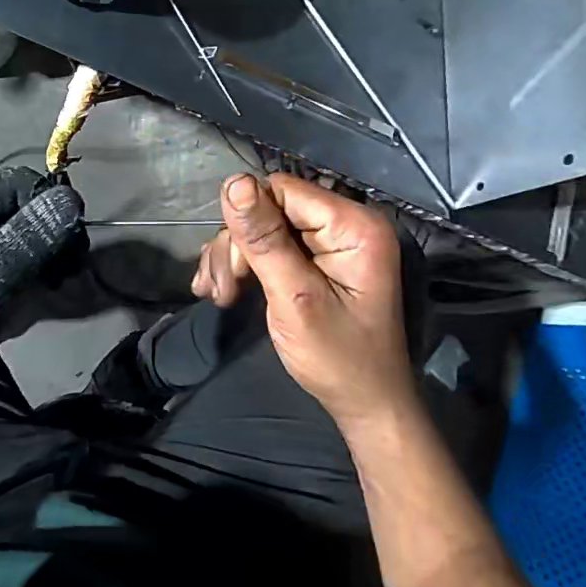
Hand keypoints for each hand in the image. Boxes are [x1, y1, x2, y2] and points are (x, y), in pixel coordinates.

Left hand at [0, 167, 81, 429]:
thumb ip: (30, 236)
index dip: (50, 205)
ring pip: (13, 234)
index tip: (75, 241)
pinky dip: (25, 271)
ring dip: (41, 253)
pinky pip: (3, 259)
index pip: (14, 183)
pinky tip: (35, 291)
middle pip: (15, 207)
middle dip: (48, 232)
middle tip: (68, 268)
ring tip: (55, 282)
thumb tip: (71, 198)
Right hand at [193, 174, 413, 426]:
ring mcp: (329, 242)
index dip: (249, 222)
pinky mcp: (315, 259)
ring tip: (221, 298)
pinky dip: (242, 267)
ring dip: (233, 260)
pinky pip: (268, 247)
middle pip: (268, 209)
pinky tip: (222, 292)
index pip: (282, 190)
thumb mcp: (295, 298)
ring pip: (261, 228)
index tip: (235, 271)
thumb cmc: (338, 358)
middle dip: (237, 248)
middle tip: (223, 293)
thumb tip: (234, 182)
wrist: (364, 404)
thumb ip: (264, 240)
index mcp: (354, 224)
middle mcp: (344, 223)